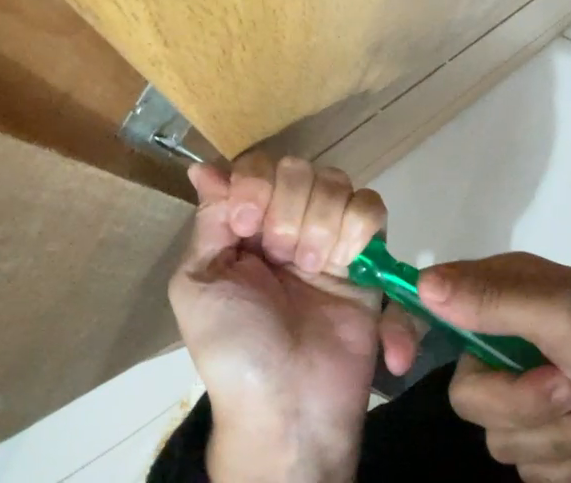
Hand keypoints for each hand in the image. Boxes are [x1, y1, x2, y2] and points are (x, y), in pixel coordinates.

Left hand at [168, 154, 420, 482]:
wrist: (290, 406)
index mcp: (246, 226)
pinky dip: (361, 235)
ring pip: (339, 184)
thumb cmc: (234, 348)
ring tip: (313, 269)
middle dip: (289, 210)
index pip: (258, 166)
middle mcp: (288, 222)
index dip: (257, 183)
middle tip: (281, 258)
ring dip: (322, 225)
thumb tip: (203, 166)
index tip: (248, 222)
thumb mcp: (197, 284)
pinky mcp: (368, 258)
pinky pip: (373, 211)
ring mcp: (330, 237)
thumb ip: (209, 221)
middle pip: (300, 169)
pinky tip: (346, 271)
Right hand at [421, 253, 570, 482]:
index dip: (404, 327)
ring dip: (557, 434)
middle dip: (524, 403)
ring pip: (497, 437)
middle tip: (570, 386)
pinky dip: (570, 461)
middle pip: (466, 392)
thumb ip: (494, 300)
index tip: (398, 359)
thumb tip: (423, 284)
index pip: (431, 302)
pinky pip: (527, 469)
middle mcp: (504, 342)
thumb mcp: (565, 314)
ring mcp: (524, 395)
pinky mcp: (544, 442)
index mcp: (505, 294)